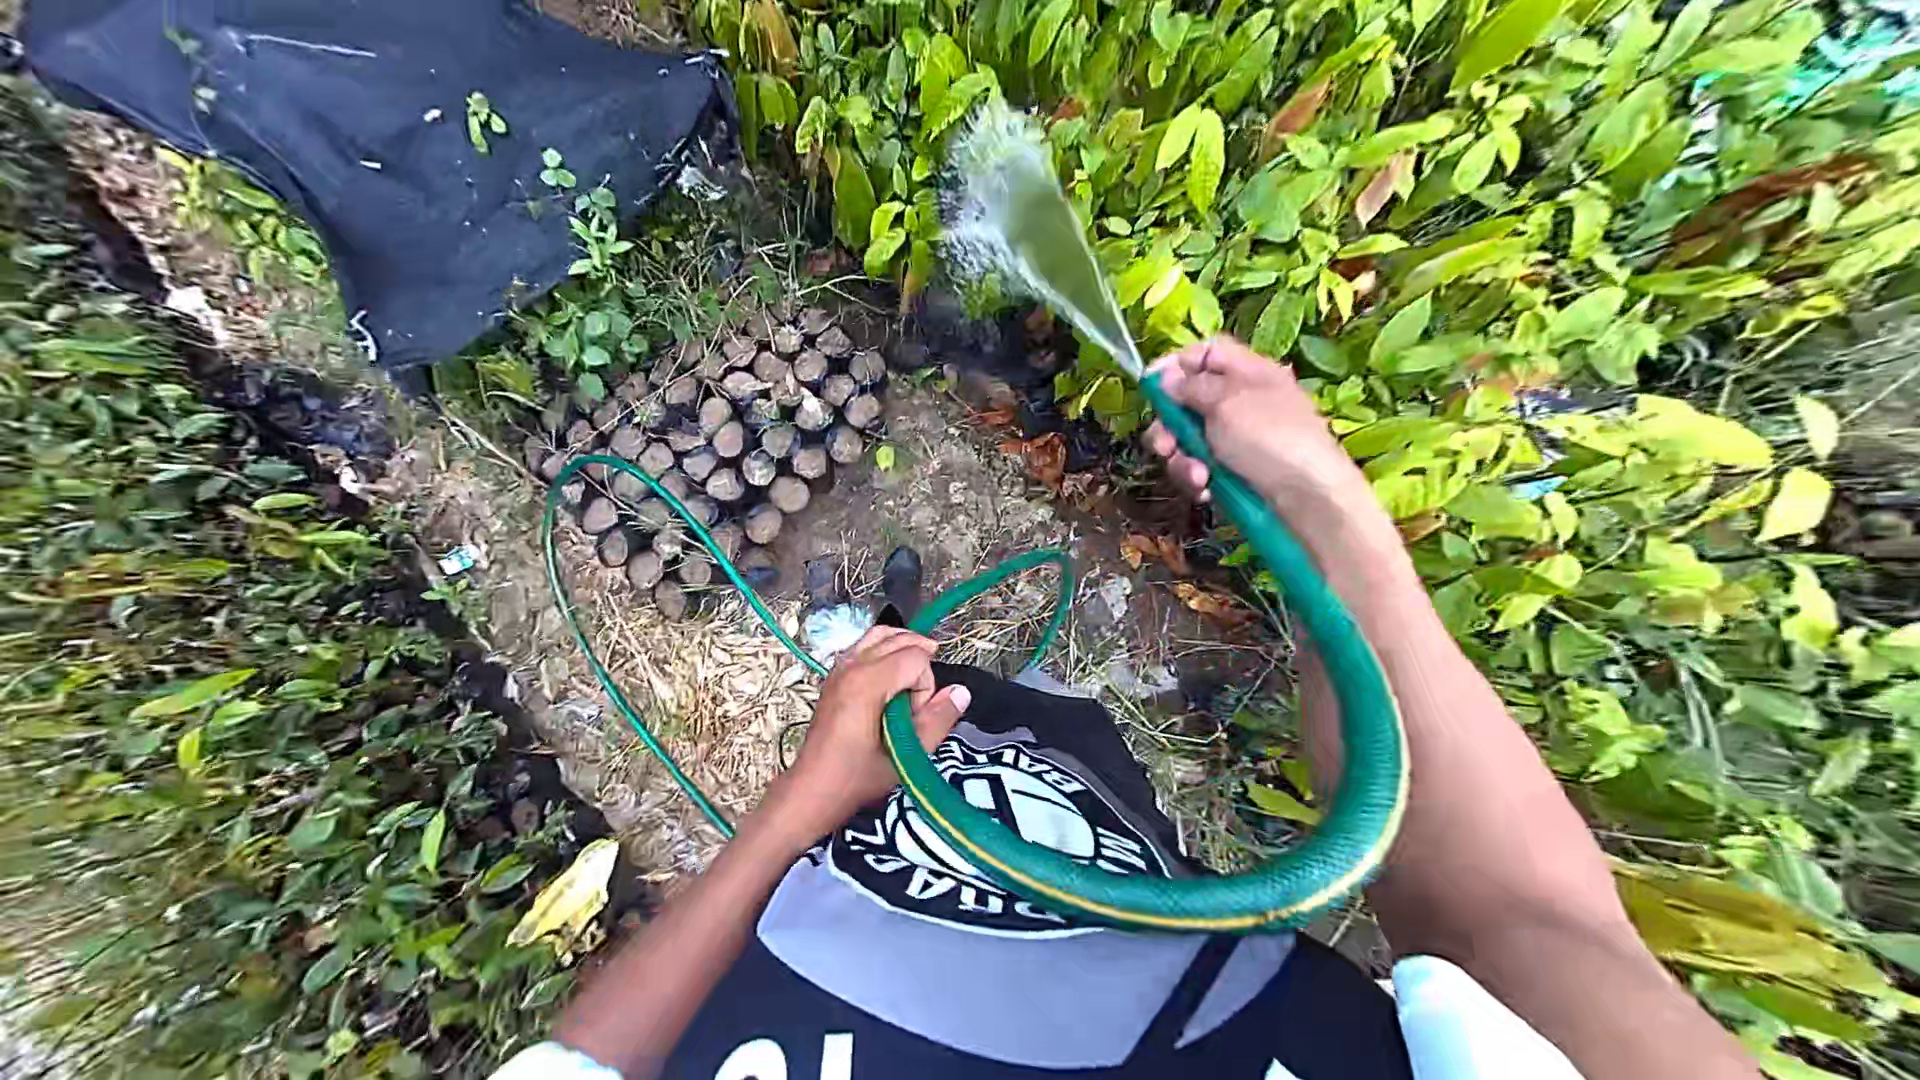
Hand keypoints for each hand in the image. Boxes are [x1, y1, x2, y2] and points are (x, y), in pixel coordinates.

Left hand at [769, 627, 970, 840]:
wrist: (813, 789)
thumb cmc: (857, 777)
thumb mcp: (906, 757)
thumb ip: (937, 721)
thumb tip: (960, 691)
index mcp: (867, 683)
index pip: (916, 658)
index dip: (926, 686)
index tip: (915, 718)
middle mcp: (852, 666)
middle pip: (901, 639)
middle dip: (919, 665)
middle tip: (917, 704)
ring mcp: (840, 666)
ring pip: (882, 634)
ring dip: (905, 649)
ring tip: (914, 679)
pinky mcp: (835, 673)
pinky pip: (866, 643)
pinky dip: (886, 649)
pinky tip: (892, 676)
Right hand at [1143, 336, 1395, 551]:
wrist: (1308, 496)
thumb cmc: (1270, 438)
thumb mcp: (1227, 403)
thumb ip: (1192, 387)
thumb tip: (1166, 377)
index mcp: (1248, 372)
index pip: (1206, 353)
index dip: (1176, 364)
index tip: (1151, 383)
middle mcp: (1240, 402)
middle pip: (1187, 402)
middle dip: (1169, 426)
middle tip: (1165, 445)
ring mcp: (1237, 438)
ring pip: (1188, 440)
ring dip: (1182, 459)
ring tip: (1197, 476)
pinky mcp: (1233, 470)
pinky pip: (1200, 467)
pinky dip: (1197, 478)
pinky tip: (1206, 489)